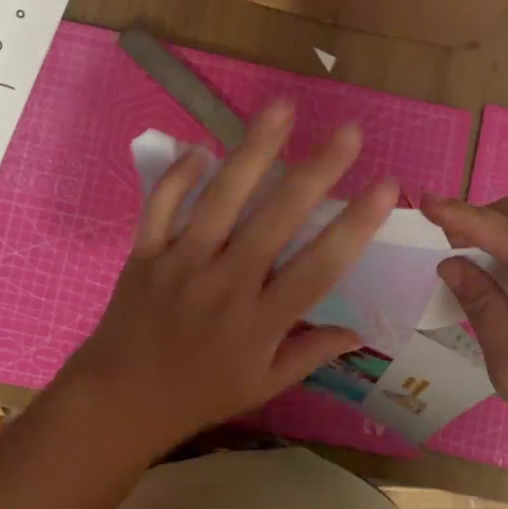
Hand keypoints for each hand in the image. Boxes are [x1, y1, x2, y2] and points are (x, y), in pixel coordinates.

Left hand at [49, 101, 396, 458]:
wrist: (121, 399)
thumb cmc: (200, 394)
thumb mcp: (262, 385)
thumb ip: (309, 354)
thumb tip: (358, 334)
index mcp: (261, 321)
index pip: (319, 266)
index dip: (355, 225)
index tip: (386, 187)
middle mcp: (226, 284)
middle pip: (276, 219)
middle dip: (317, 171)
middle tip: (347, 132)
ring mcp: (182, 263)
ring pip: (221, 198)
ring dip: (254, 150)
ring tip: (282, 109)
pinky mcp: (146, 253)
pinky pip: (162, 205)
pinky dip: (179, 175)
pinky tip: (202, 148)